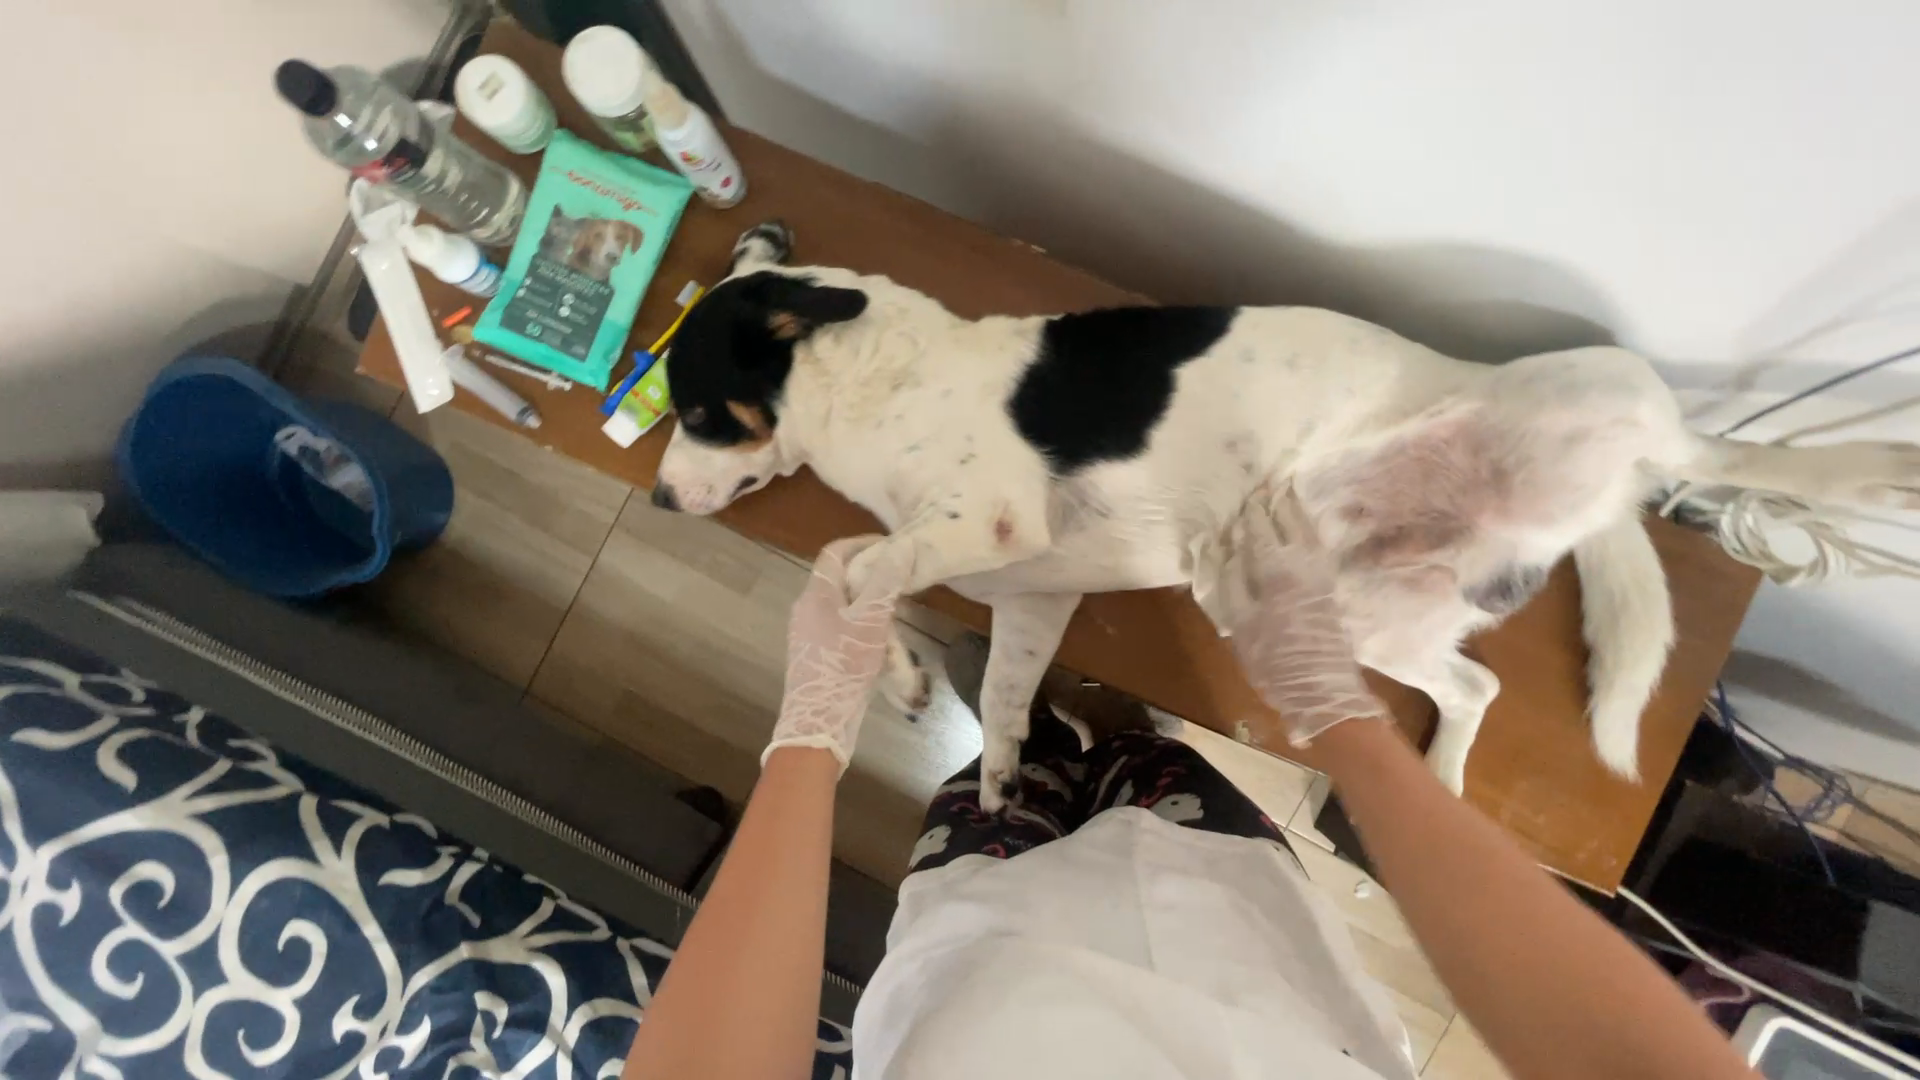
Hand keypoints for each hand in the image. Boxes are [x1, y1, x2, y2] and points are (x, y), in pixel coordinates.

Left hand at [763, 536, 915, 772]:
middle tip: (901, 578)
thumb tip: (902, 545)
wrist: (818, 720)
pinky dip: (862, 624)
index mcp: (816, 594)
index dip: (862, 543)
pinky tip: (882, 641)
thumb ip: (886, 582)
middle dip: (870, 573)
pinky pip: (840, 627)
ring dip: (869, 602)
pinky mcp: (816, 654)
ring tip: (897, 609)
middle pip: (839, 578)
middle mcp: (807, 608)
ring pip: (842, 604)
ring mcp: (809, 633)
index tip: (892, 546)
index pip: (834, 552)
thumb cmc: (843, 664)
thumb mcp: (872, 619)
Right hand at [1216, 487, 1388, 745]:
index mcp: (1274, 567)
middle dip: (1274, 497)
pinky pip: (1315, 541)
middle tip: (1265, 479)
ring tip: (1284, 490)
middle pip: (1288, 518)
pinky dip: (1305, 525)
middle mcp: (1301, 561)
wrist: (1322, 692)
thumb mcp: (1238, 622)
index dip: (1248, 509)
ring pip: (1307, 527)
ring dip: (1294, 507)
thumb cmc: (1273, 659)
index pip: (1258, 526)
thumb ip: (1229, 581)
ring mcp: (1320, 571)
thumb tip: (1222, 548)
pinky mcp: (1328, 584)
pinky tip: (1300, 525)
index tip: (1240, 491)